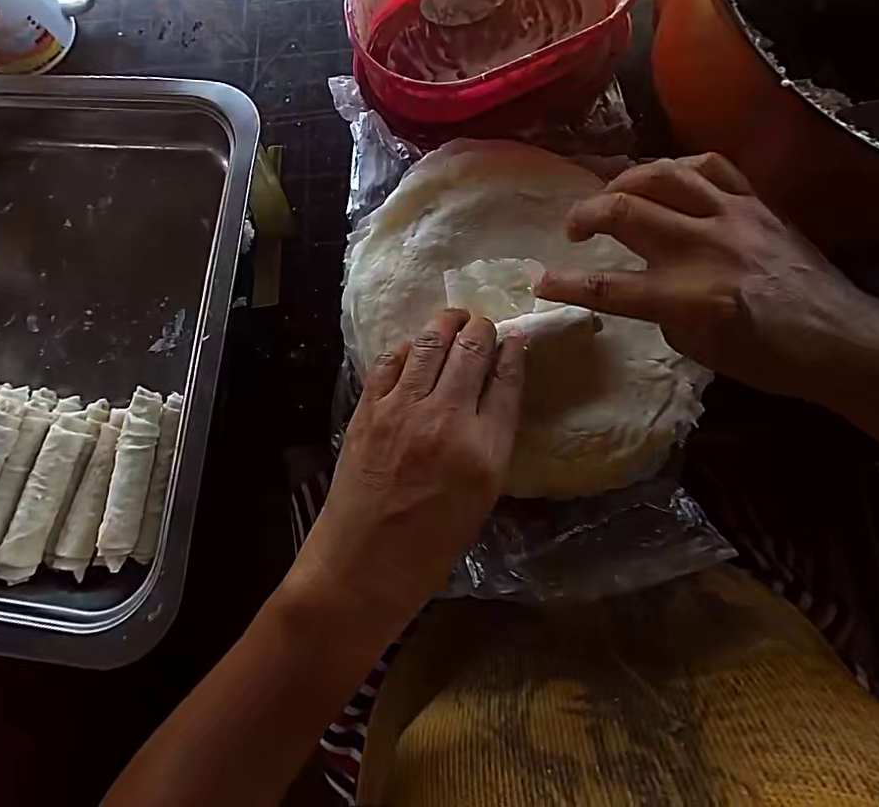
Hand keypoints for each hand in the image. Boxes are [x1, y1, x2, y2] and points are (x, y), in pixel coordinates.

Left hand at [288, 310, 526, 634]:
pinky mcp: (367, 409)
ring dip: (444, 325)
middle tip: (483, 322)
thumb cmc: (429, 546)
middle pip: (470, 354)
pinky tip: (414, 345)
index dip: (513, 354)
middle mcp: (445, 421)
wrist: (362, 562)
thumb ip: (489, 444)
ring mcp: (401, 410)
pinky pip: (389, 363)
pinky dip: (406, 347)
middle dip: (481, 330)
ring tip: (454, 316)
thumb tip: (490, 399)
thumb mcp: (479, 500)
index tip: (516, 338)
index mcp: (484, 453)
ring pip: (429, 347)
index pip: (506, 384)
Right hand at [535, 153, 878, 404]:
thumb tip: (633, 278)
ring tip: (611, 196)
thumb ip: (655, 307)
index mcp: (687, 297)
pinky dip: (676, 168)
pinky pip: (709, 166)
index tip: (539, 282)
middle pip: (623, 212)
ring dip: (622, 181)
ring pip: (662, 175)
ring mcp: (732, 219)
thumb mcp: (693, 346)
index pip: (605, 287)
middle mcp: (704, 249)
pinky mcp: (755, 204)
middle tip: (574, 230)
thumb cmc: (766, 357)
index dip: (564, 284)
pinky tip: (664, 181)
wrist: (845, 340)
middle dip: (583, 216)